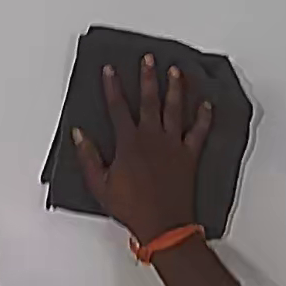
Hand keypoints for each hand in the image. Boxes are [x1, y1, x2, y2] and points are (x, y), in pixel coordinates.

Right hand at [72, 54, 214, 242]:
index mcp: (129, 142)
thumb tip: (78, 133)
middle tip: (148, 59)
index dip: (112, 86)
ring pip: (175, 109)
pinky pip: (199, 132)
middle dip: (148, 77)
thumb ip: (88, 156)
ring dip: (176, 88)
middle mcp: (152, 138)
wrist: (164, 225)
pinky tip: (207, 104)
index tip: (110, 69)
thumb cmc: (131, 206)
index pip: (118, 106)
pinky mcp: (189, 156)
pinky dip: (204, 117)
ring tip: (176, 71)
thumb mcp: (99, 183)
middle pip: (150, 100)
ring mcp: (173, 145)